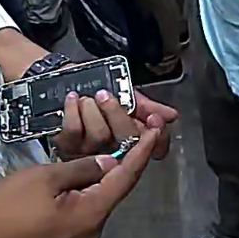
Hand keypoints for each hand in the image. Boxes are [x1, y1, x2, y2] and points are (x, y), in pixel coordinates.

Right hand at [0, 128, 159, 237]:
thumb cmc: (7, 209)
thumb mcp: (46, 178)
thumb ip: (82, 168)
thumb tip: (108, 163)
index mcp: (92, 214)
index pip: (126, 178)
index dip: (141, 152)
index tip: (156, 130)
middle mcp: (93, 230)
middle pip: (115, 189)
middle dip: (123, 160)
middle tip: (132, 130)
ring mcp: (80, 237)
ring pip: (99, 198)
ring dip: (103, 173)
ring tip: (107, 144)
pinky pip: (85, 207)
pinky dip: (88, 187)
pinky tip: (84, 169)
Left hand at [54, 90, 178, 160]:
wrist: (69, 82)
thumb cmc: (101, 92)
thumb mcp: (128, 95)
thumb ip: (148, 106)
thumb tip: (171, 116)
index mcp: (134, 142)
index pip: (155, 148)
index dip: (156, 136)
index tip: (154, 119)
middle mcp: (115, 154)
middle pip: (125, 141)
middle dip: (117, 115)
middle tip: (105, 95)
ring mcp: (90, 154)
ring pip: (99, 136)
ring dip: (93, 110)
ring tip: (87, 98)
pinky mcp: (67, 148)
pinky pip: (74, 130)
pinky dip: (73, 110)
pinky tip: (73, 99)